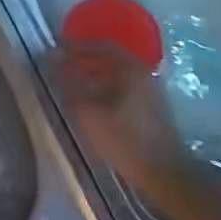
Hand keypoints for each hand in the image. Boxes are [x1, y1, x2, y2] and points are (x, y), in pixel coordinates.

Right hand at [56, 41, 199, 203]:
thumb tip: (56, 70)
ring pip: (115, 73)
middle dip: (82, 59)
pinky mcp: (150, 106)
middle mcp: (142, 73)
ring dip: (92, 73)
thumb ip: (71, 90)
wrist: (164, 173)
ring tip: (70, 80)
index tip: (56, 51)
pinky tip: (90, 98)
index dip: (75, 47)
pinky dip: (103, 86)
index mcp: (130, 69)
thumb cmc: (127, 141)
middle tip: (60, 64)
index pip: (100, 46)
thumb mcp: (91, 115)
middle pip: (109, 57)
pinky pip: (121, 85)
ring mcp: (149, 89)